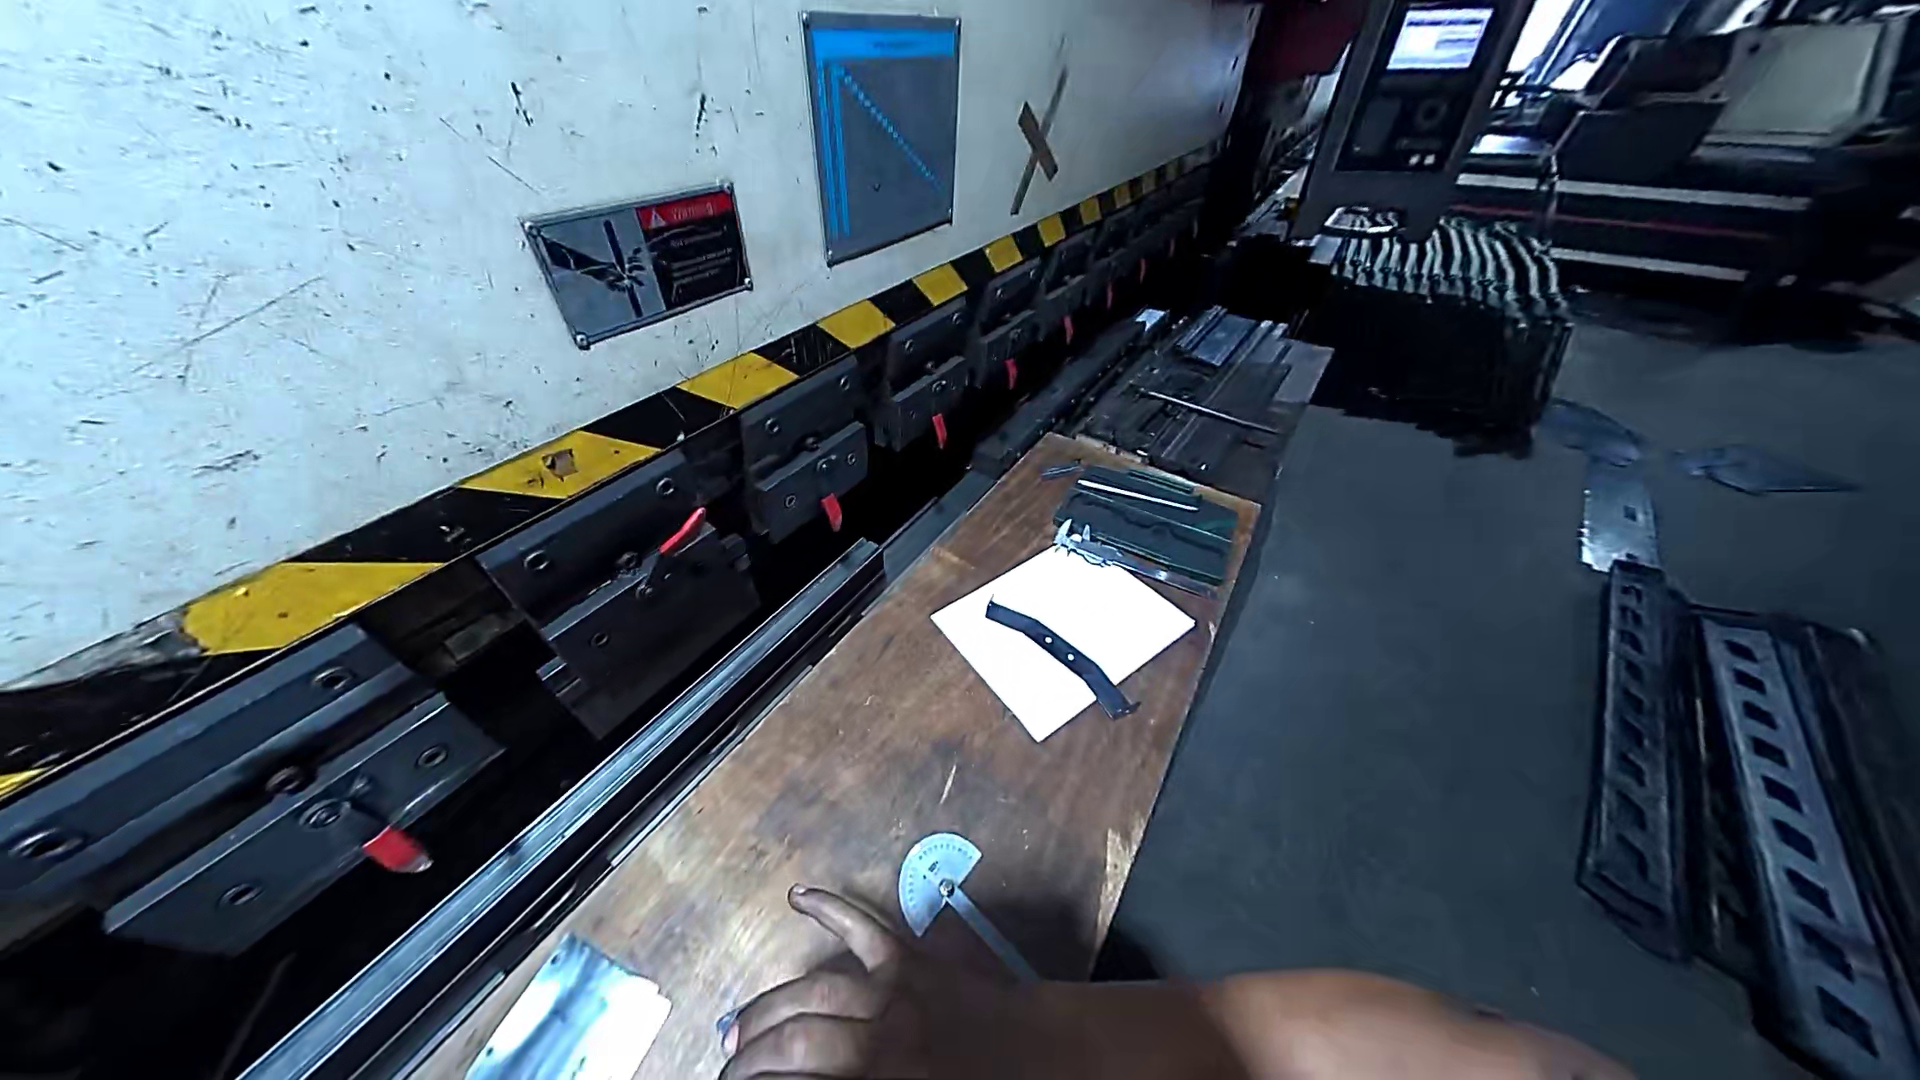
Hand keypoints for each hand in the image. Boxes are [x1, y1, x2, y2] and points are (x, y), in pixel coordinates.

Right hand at [719, 886, 927, 1078]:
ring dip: (770, 1008)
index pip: (798, 1079)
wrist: (1036, 1057)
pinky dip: (830, 907)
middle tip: (727, 1070)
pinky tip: (798, 895)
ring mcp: (893, 987)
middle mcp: (878, 1033)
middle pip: (795, 1039)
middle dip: (752, 1056)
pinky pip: (863, 925)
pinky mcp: (909, 957)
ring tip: (737, 1031)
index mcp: (879, 1079)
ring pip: (815, 989)